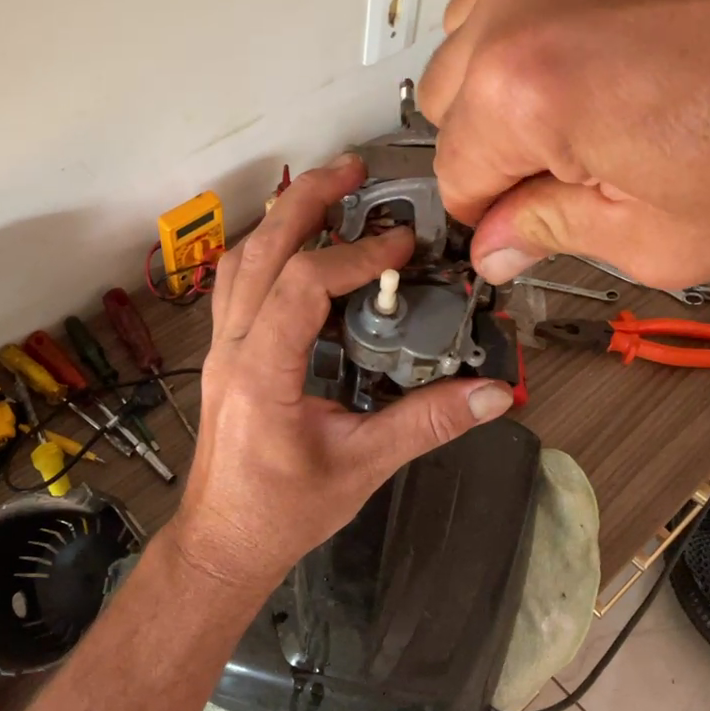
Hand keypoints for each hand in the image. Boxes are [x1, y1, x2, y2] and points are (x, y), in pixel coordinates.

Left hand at [165, 154, 516, 592]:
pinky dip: (266, 248)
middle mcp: (232, 349)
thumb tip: (488, 395)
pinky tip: (297, 244)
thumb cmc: (278, 512)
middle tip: (351, 170)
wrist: (223, 540)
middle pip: (258, 251)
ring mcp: (221, 347)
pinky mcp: (225, 352)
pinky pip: (236, 282)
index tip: (400, 248)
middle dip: (305, 201)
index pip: (300, 287)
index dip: (352, 257)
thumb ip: (423, 426)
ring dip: (281, 218)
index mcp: (261, 375)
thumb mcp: (359, 468)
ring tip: (328, 192)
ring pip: (240, 260)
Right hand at [417, 0, 709, 287]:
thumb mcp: (668, 235)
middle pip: (445, 102)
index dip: (488, 218)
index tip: (523, 228)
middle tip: (568, 176)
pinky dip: (539, 31)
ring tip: (593, 113)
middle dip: (490, 149)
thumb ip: (555, 236)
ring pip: (471, 38)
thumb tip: (497, 243)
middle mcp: (522, 1)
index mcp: (524, 88)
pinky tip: (615, 55)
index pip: (452, 175)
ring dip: (503, 85)